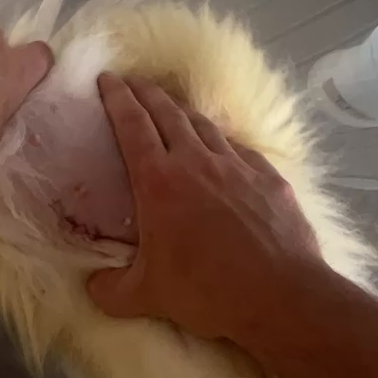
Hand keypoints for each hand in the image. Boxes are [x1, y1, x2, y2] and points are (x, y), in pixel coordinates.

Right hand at [86, 74, 326, 343]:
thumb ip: (111, 289)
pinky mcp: (269, 178)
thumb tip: (91, 286)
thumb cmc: (209, 290)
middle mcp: (194, 160)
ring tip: (172, 106)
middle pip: (166, 111)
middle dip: (146, 91)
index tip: (107, 78)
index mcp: (158, 178)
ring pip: (203, 124)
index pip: (132, 123)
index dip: (117, 97)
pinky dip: (222, 141)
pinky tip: (222, 147)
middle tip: (133, 81)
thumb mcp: (148, 295)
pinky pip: (239, 149)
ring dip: (182, 110)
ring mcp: (235, 166)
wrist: (286, 299)